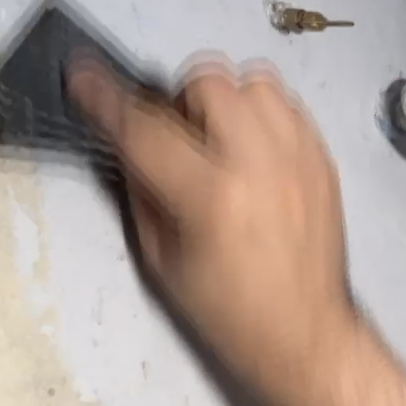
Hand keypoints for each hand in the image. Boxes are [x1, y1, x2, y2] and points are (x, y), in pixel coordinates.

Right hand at [67, 54, 358, 405]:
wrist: (306, 332)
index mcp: (211, 195)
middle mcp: (260, 163)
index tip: (81, 73)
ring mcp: (300, 158)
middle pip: (209, 80)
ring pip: (257, 81)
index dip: (104, 97)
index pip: (146, 127)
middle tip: (181, 138)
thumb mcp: (162, 258)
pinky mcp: (325, 162)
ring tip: (224, 140)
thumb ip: (141, 188)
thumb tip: (127, 138)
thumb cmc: (226, 310)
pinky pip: (290, 106)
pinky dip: (265, 117)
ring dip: (230, 100)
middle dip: (182, 101)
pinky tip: (257, 152)